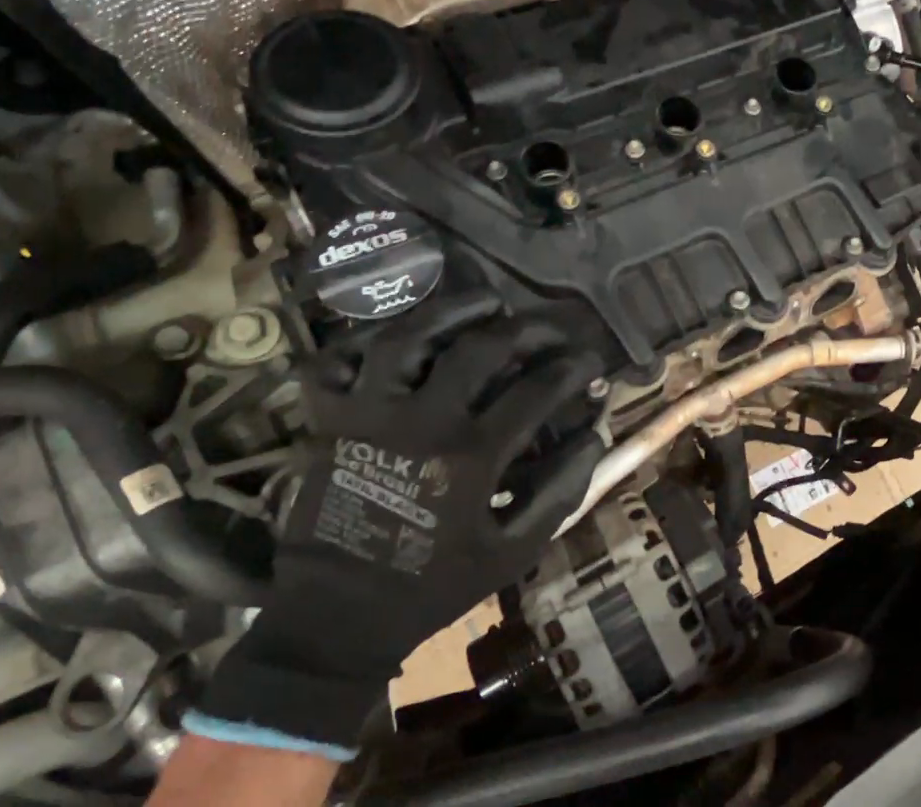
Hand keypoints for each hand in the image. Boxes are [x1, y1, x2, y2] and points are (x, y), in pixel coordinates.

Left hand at [189, 294, 604, 755]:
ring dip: (451, 311)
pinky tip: (400, 334)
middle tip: (550, 326)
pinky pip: (335, 361)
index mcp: (469, 458)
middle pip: (479, 349)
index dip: (572, 368)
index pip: (536, 390)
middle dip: (527, 329)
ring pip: (406, 338)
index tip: (590, 361)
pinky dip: (365, 339)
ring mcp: (365, 416)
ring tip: (485, 303)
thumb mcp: (513, 551)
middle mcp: (419, 423)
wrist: (335, 617)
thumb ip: (560, 492)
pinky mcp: (326, 422)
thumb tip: (594, 435)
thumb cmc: (434, 584)